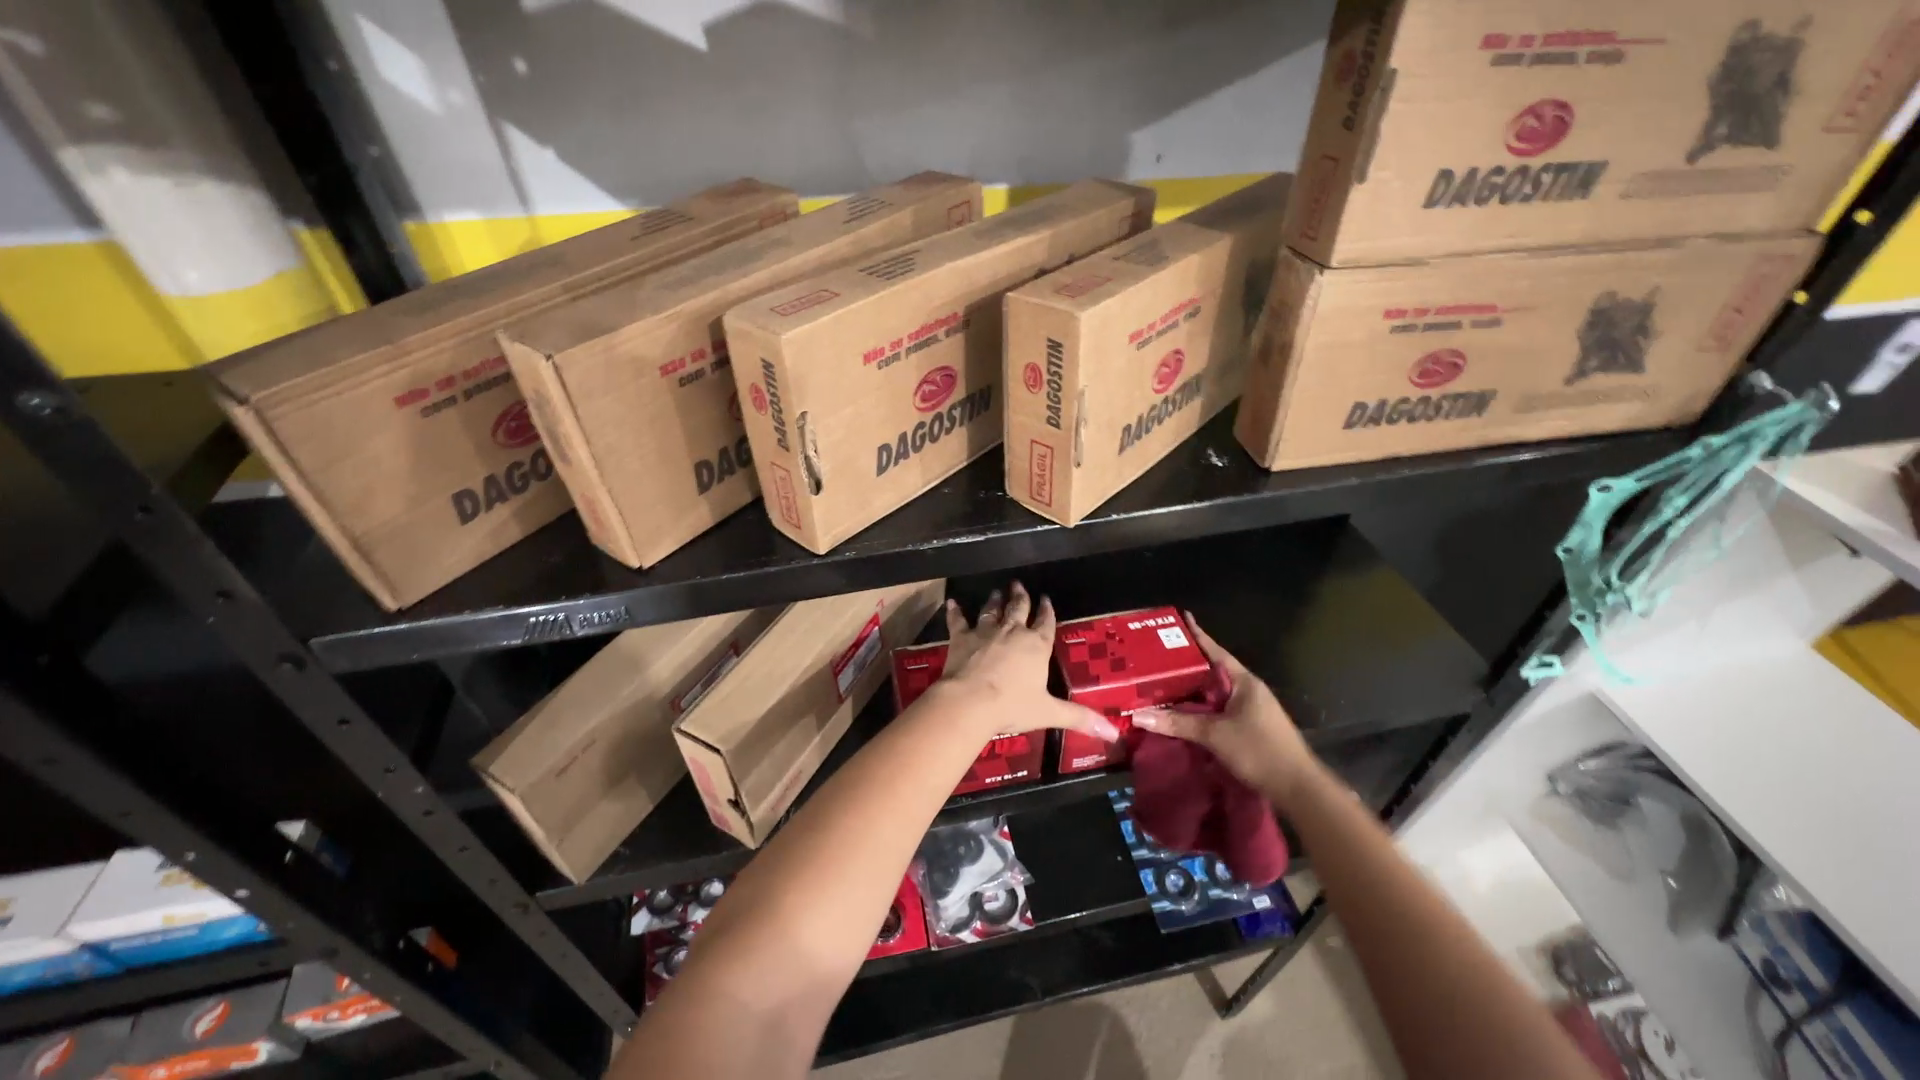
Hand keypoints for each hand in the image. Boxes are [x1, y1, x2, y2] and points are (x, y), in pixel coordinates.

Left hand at [937, 582, 1118, 741]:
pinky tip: (953, 603)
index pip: (1046, 623)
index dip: (1047, 612)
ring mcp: (985, 632)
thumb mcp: (1049, 712)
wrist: (971, 701)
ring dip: (994, 601)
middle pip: (1018, 609)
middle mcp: (1013, 632)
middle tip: (1018, 585)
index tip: (1046, 600)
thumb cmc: (1012, 706)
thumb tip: (1113, 732)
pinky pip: (958, 620)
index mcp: (1037, 646)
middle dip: (1020, 596)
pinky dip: (956, 612)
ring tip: (997, 592)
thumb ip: (1079, 718)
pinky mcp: (961, 638)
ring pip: (992, 610)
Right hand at [1132, 614, 1321, 807]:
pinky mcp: (1249, 729)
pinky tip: (1182, 715)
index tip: (1181, 619)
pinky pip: (1218, 711)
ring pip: (1215, 694)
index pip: (1216, 652)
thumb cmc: (1259, 750)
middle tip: (1157, 658)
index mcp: (1245, 682)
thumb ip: (1177, 723)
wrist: (1296, 787)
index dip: (1198, 636)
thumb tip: (1138, 715)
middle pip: (1213, 673)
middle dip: (1187, 666)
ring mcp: (1251, 711)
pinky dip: (1200, 710)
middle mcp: (1249, 691)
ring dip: (1193, 692)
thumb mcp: (1214, 734)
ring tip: (1162, 685)